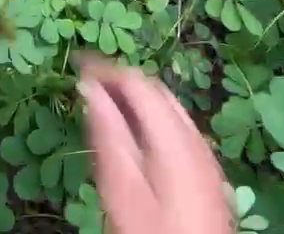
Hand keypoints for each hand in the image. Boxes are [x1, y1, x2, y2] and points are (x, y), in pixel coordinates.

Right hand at [78, 60, 233, 233]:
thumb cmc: (150, 233)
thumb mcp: (121, 187)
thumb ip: (107, 133)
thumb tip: (88, 86)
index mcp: (174, 139)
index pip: (138, 83)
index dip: (105, 69)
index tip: (76, 67)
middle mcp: (196, 140)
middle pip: (157, 90)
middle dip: (121, 80)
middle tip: (88, 85)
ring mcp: (205, 158)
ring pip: (170, 107)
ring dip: (138, 98)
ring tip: (105, 104)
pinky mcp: (207, 174)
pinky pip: (179, 127)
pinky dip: (153, 117)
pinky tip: (135, 133)